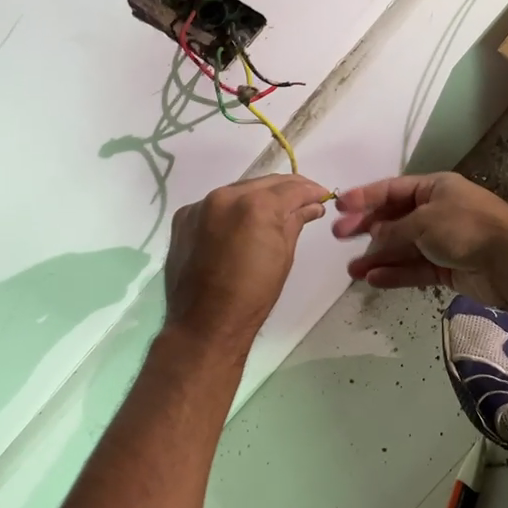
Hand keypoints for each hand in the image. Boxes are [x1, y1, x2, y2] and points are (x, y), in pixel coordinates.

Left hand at [163, 174, 330, 344]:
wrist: (204, 324)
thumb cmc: (252, 296)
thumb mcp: (283, 256)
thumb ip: (295, 222)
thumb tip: (311, 206)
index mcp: (255, 205)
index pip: (291, 188)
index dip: (312, 190)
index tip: (324, 195)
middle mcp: (225, 196)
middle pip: (265, 183)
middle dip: (287, 190)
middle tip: (305, 200)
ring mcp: (200, 205)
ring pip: (239, 190)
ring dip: (259, 197)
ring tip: (275, 212)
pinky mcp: (183, 218)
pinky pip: (216, 205)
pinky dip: (233, 210)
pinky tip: (242, 226)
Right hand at [330, 172, 507, 309]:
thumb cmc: (467, 228)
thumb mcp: (425, 221)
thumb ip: (395, 229)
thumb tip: (374, 234)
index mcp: (435, 188)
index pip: (393, 190)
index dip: (366, 197)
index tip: (340, 206)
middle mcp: (438, 211)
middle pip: (395, 218)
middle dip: (368, 228)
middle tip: (339, 236)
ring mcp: (443, 241)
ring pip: (403, 247)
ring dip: (378, 256)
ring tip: (352, 269)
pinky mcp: (447, 268)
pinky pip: (415, 269)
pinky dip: (395, 273)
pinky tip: (373, 278)